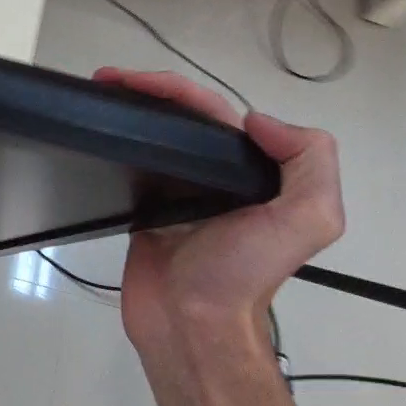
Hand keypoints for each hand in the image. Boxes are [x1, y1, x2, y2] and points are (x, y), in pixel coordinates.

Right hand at [94, 68, 345, 359]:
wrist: (190, 325)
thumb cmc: (242, 275)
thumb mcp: (309, 219)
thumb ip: (307, 161)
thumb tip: (255, 120)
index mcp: (253, 171)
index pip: (214, 113)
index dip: (176, 89)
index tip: (132, 80)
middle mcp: (216, 176)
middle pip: (181, 119)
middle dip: (146, 92)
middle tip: (104, 81)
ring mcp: (176, 194)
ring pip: (155, 140)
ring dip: (130, 114)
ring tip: (97, 99)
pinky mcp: (143, 212)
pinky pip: (132, 170)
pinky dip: (117, 147)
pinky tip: (98, 137)